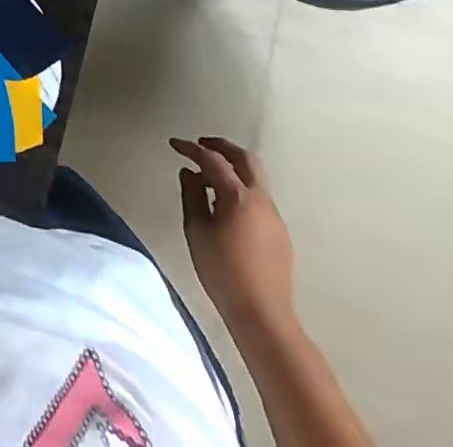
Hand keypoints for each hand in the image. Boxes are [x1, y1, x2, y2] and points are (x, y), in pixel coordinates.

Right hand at [173, 136, 295, 334]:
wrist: (260, 309)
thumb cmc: (219, 267)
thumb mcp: (195, 227)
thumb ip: (192, 195)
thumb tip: (189, 173)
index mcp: (239, 197)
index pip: (213, 161)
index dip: (191, 149)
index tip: (174, 144)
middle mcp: (262, 201)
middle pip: (246, 160)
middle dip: (222, 147)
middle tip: (199, 144)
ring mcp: (274, 217)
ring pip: (254, 179)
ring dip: (231, 168)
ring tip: (205, 175)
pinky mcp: (278, 232)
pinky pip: (257, 198)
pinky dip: (238, 187)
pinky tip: (221, 202)